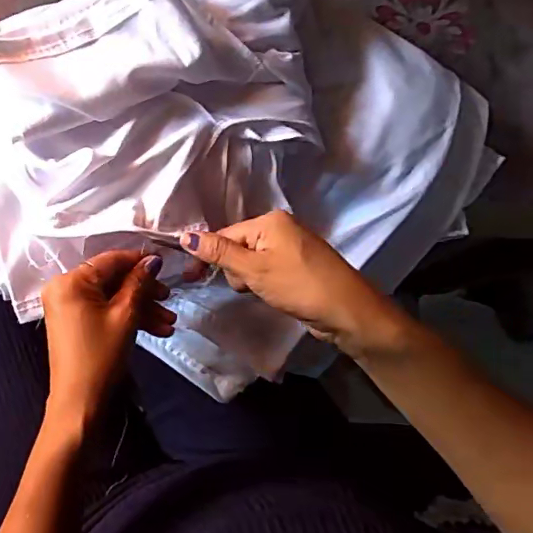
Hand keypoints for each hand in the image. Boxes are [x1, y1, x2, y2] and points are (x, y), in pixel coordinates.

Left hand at [41, 250, 175, 419]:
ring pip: (111, 297)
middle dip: (143, 291)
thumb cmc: (100, 356)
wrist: (80, 402)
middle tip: (169, 300)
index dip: (139, 261)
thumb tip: (153, 259)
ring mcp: (68, 306)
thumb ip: (138, 283)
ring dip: (141, 308)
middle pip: (111, 279)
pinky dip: (127, 318)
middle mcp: (64, 288)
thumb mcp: (125, 316)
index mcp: (70, 281)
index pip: (110, 260)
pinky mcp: (75, 322)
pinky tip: (157, 330)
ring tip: (169, 322)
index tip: (166, 264)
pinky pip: (104, 311)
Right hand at [182, 210, 414, 356]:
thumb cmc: (299, 286)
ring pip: (250, 261)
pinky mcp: (297, 265)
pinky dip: (262, 282)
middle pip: (236, 247)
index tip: (192, 277)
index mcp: (269, 220)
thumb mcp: (254, 270)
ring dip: (248, 279)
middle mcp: (280, 227)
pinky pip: (265, 269)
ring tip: (263, 292)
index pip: (225, 235)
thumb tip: (184, 236)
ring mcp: (290, 246)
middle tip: (249, 286)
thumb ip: (218, 253)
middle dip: (235, 271)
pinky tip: (271, 293)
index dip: (207, 256)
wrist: (348, 312)